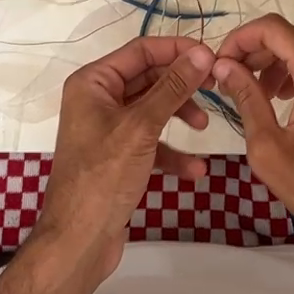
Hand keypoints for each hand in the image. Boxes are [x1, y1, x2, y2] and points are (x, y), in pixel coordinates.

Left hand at [0, 36, 214, 293]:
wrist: (78, 243)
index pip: (140, 51)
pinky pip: (149, 142)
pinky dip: (171, 152)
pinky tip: (194, 170)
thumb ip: (173, 88)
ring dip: (178, 115)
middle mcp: (97, 98)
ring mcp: (106, 129)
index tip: (211, 56)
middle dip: (180, 85)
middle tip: (215, 88)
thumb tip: (202, 54)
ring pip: (151, 109)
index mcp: (93, 81)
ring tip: (204, 128)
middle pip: (147, 78)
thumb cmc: (103, 176)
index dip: (176, 50)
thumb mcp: (141, 126)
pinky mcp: (117, 157)